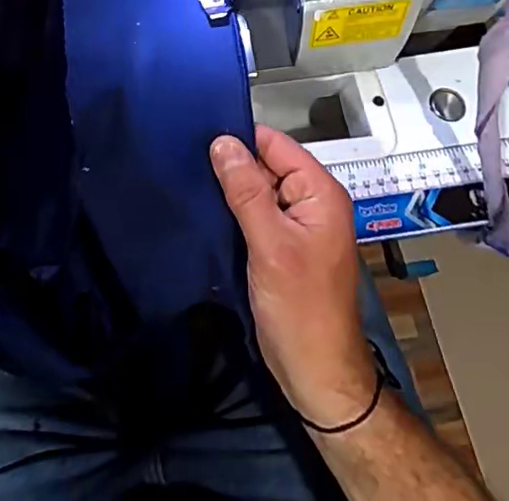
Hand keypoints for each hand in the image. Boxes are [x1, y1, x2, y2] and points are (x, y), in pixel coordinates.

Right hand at [210, 125, 373, 425]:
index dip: (241, 138)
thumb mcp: (270, 244)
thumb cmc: (301, 309)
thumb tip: (222, 143)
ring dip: (232, 189)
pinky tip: (209, 211)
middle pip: (267, 165)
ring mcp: (298, 225)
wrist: (316, 373)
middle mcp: (312, 201)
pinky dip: (236, 212)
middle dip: (233, 164)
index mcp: (320, 192)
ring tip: (192, 183)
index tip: (199, 136)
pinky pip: (257, 214)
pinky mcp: (283, 245)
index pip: (276, 145)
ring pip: (259, 190)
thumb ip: (246, 190)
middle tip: (188, 163)